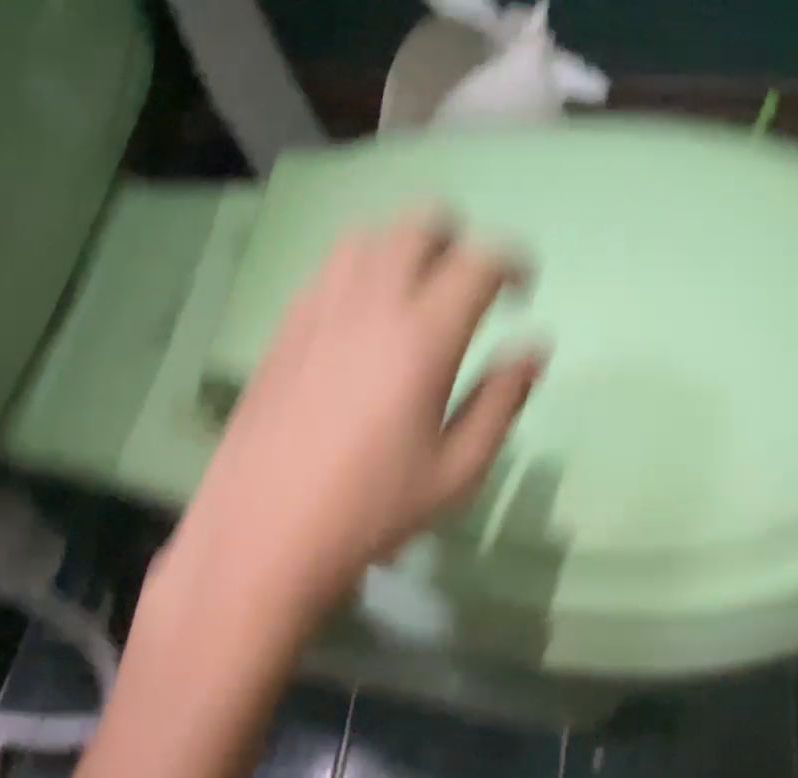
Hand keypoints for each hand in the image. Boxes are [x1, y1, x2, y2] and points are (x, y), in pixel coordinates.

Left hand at [163, 209, 544, 624]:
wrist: (264, 531)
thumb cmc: (370, 511)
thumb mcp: (455, 474)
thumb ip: (500, 403)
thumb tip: (532, 350)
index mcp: (421, 339)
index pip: (478, 262)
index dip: (512, 263)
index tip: (521, 291)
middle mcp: (367, 306)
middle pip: (417, 224)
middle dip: (456, 237)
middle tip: (468, 282)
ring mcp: (316, 313)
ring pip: (364, 239)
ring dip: (401, 247)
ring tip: (414, 293)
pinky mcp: (281, 332)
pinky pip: (325, 274)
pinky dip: (357, 274)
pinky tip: (360, 323)